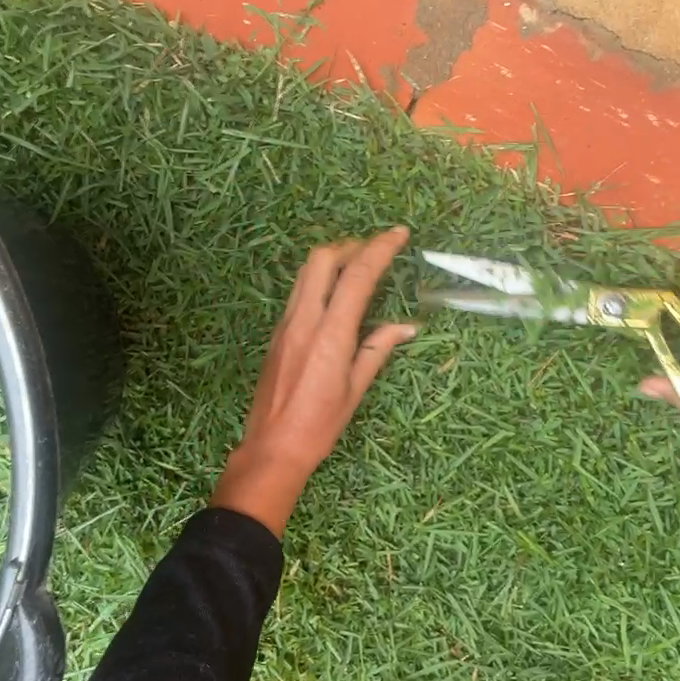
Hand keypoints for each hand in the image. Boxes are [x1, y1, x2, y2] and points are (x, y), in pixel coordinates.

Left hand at [212, 228, 417, 535]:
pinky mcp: (276, 333)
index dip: (380, 249)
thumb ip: (377, 350)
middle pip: (323, 259)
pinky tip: (335, 295)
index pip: (357, 276)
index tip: (399, 233)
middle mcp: (304, 320)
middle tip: (376, 250)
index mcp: (330, 334)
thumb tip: (408, 326)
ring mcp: (286, 324)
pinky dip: (319, 280)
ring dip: (333, 259)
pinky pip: (299, 293)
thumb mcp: (354, 390)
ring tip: (358, 266)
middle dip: (352, 245)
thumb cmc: (319, 426)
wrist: (272, 447)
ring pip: (306, 273)